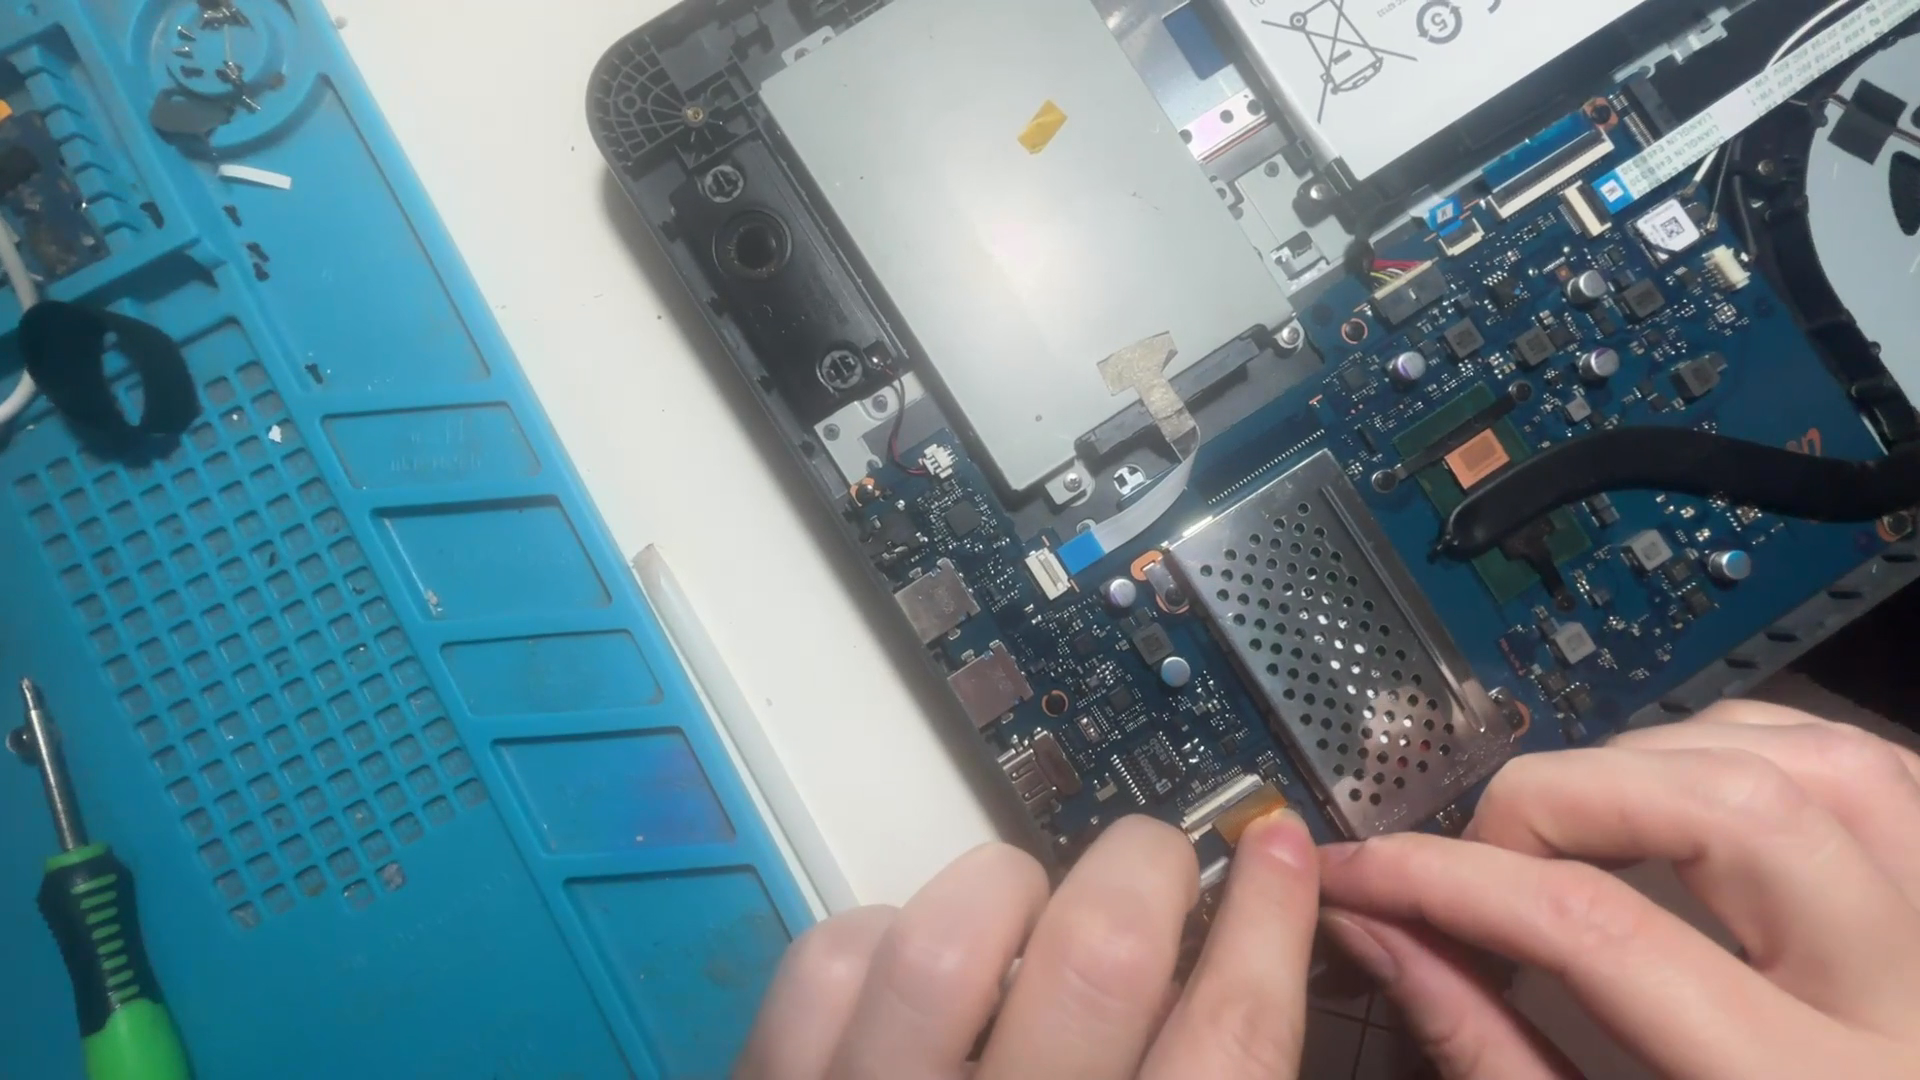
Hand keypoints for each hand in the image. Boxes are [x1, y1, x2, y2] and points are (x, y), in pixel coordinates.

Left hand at [737, 810, 1317, 1078]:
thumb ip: (1186, 1078)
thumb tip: (1218, 972)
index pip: (1232, 1047)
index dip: (1267, 927)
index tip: (1277, 847)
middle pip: (1099, 954)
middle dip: (1144, 868)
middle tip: (1151, 867)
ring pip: (952, 931)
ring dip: (1006, 889)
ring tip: (1021, 921)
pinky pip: (834, 956)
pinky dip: (879, 932)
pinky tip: (901, 978)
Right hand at [1318, 700, 1919, 1078]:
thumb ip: (1478, 1041)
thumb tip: (1368, 921)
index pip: (1597, 929)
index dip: (1441, 878)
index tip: (1354, 868)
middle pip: (1728, 809)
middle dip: (1554, 800)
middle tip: (1486, 853)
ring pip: (1813, 764)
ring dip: (1649, 761)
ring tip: (1576, 819)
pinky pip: (1858, 757)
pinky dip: (1734, 747)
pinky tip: (1668, 793)